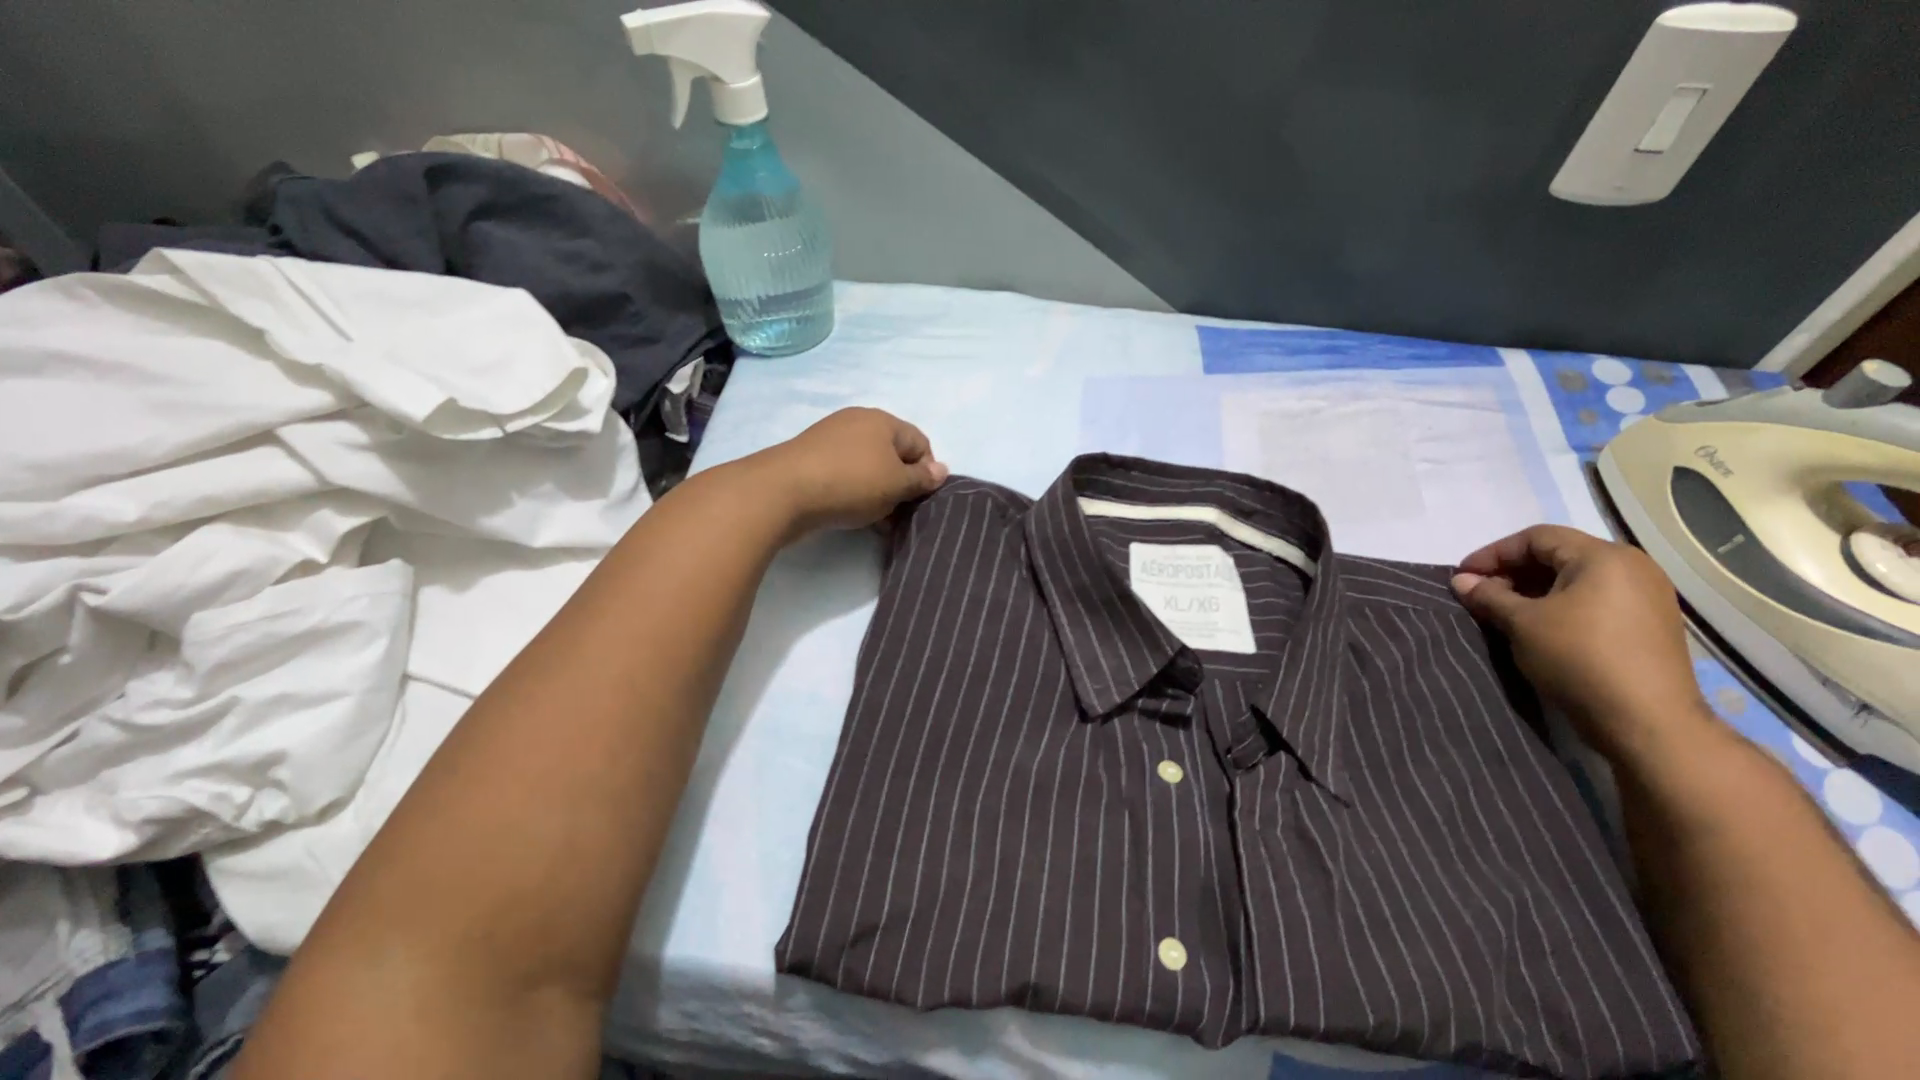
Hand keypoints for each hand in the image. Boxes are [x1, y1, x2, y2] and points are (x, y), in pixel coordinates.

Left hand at [747, 407, 948, 535]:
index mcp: (882, 421)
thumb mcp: (896, 485)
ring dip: (877, 493)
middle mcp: (857, 422)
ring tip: (875, 520)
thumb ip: (921, 479)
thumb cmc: (850, 483)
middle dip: (900, 486)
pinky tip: (850, 514)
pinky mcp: (810, 458)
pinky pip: (844, 474)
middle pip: (893, 454)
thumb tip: (941, 470)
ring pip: (868, 467)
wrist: (782, 492)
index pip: (920, 443)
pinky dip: (853, 492)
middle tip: (898, 515)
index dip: (926, 473)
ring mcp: (830, 438)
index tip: (919, 501)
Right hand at [1452, 525, 1712, 759]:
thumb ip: (1489, 597)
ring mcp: (1649, 595)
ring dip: (1537, 590)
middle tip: (1482, 595)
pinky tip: (1543, 628)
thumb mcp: (1523, 624)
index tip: (1463, 577)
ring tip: (1507, 613)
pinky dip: (1564, 606)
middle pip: (1560, 555)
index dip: (1493, 554)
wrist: (1647, 721)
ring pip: (1579, 579)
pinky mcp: (1652, 623)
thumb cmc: (1579, 659)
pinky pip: (1598, 600)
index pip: (1537, 538)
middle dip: (1514, 572)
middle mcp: (1633, 566)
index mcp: (1603, 556)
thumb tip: (1461, 581)